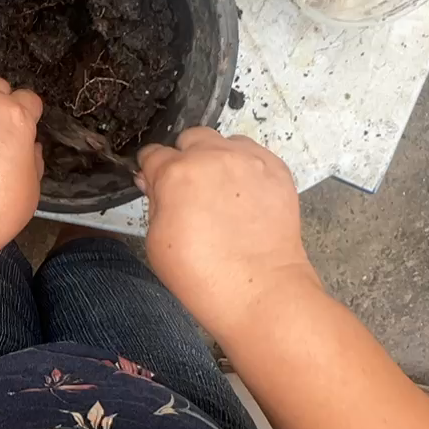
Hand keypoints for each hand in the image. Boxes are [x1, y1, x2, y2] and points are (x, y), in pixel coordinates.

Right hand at [135, 128, 319, 337]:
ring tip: (220, 191)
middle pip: (190, 139)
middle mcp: (212, 158)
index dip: (151, 170)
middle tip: (188, 187)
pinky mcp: (277, 170)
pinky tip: (243, 198)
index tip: (154, 181)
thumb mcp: (156, 242)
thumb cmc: (202, 274)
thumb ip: (154, 203)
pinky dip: (245, 169)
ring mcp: (249, 161)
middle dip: (185, 158)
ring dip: (217, 159)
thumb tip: (154, 183)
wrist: (258, 289)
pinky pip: (255, 155)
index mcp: (175, 174)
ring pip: (224, 142)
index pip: (153, 154)